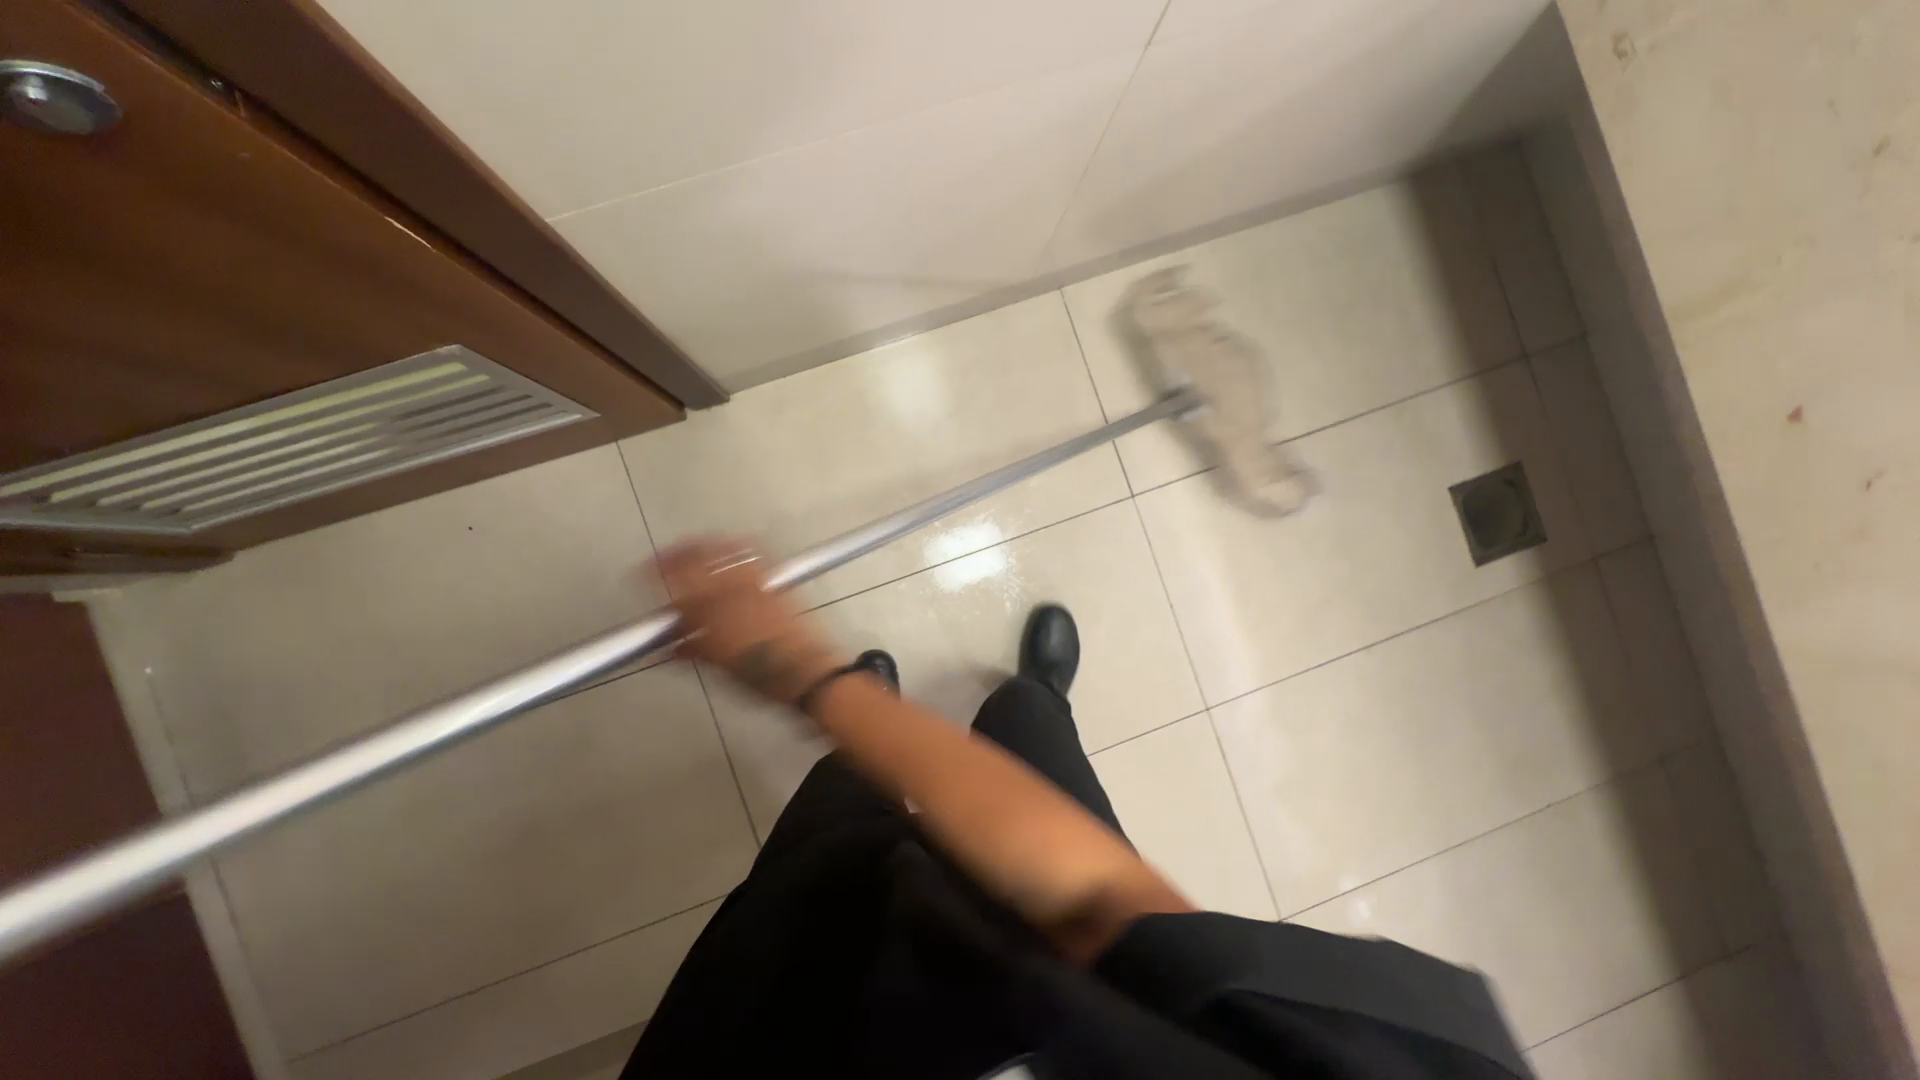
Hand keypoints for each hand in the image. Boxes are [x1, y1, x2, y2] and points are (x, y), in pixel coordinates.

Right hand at [655, 537, 845, 705]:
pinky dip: (742, 546)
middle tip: (667, 555)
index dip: (656, 571)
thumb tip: (671, 647)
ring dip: (706, 545)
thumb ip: (691, 650)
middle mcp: (729, 590)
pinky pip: (756, 554)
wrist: (804, 671)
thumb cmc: (758, 674)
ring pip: (725, 551)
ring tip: (697, 545)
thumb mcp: (717, 666)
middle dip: (677, 552)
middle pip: (697, 558)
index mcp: (708, 611)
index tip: (646, 569)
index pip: (674, 582)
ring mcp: (755, 582)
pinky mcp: (776, 582)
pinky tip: (739, 543)